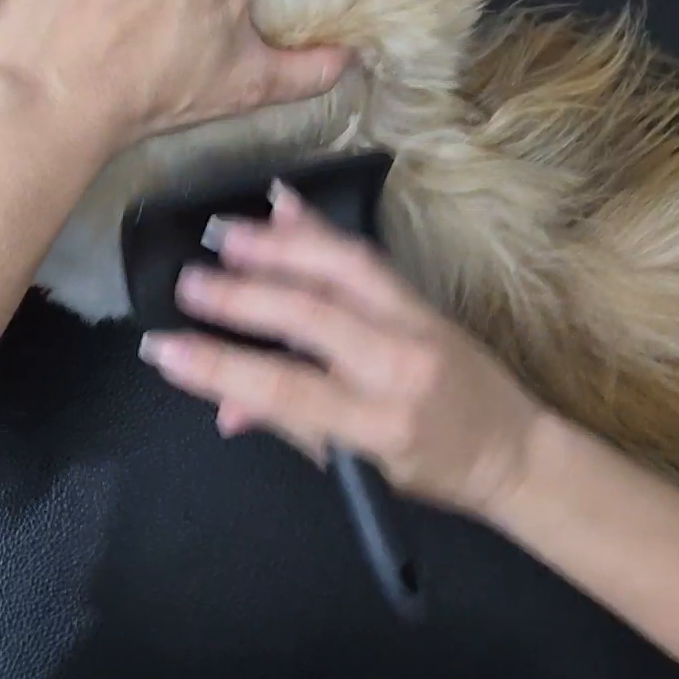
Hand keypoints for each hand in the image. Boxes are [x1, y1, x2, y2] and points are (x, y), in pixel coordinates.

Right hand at [139, 184, 549, 518]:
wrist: (516, 450)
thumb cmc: (433, 473)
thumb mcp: (358, 468)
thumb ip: (289, 428)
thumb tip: (224, 410)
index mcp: (380, 425)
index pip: (285, 389)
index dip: (219, 368)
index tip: (162, 349)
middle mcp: (400, 365)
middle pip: (311, 316)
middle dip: (242, 296)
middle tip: (187, 281)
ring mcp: (418, 322)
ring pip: (341, 269)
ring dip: (277, 247)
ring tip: (224, 233)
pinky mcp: (424, 298)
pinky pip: (365, 257)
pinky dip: (318, 230)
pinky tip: (284, 206)